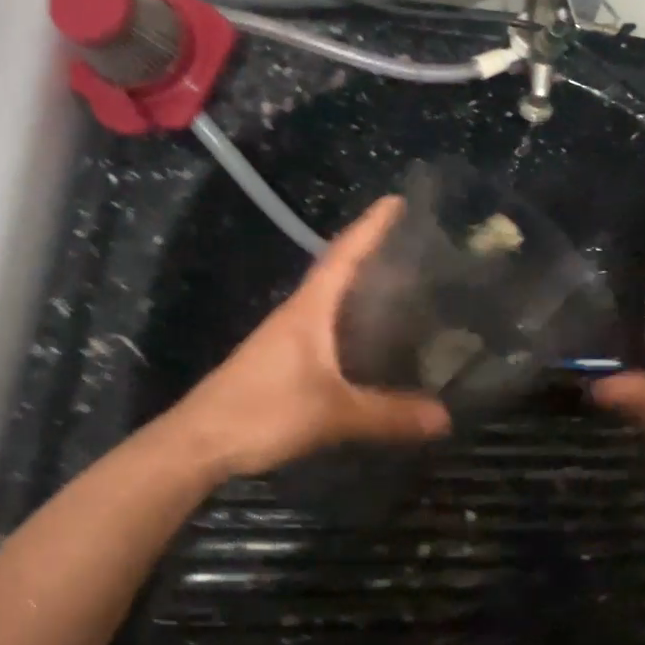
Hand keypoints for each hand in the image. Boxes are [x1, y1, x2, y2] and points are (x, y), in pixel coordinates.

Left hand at [164, 196, 449, 479]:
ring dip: (365, 291)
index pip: (344, 254)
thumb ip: (389, 415)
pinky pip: (330, 332)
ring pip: (335, 304)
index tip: (397, 200)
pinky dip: (355, 326)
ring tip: (408, 289)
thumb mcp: (332, 413)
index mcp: (310, 309)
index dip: (370, 227)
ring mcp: (289, 339)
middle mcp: (300, 315)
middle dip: (375, 254)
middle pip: (340, 272)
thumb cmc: (263, 412)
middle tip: (418, 246)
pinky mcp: (286, 363)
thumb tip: (446, 416)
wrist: (199, 444)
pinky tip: (376, 343)